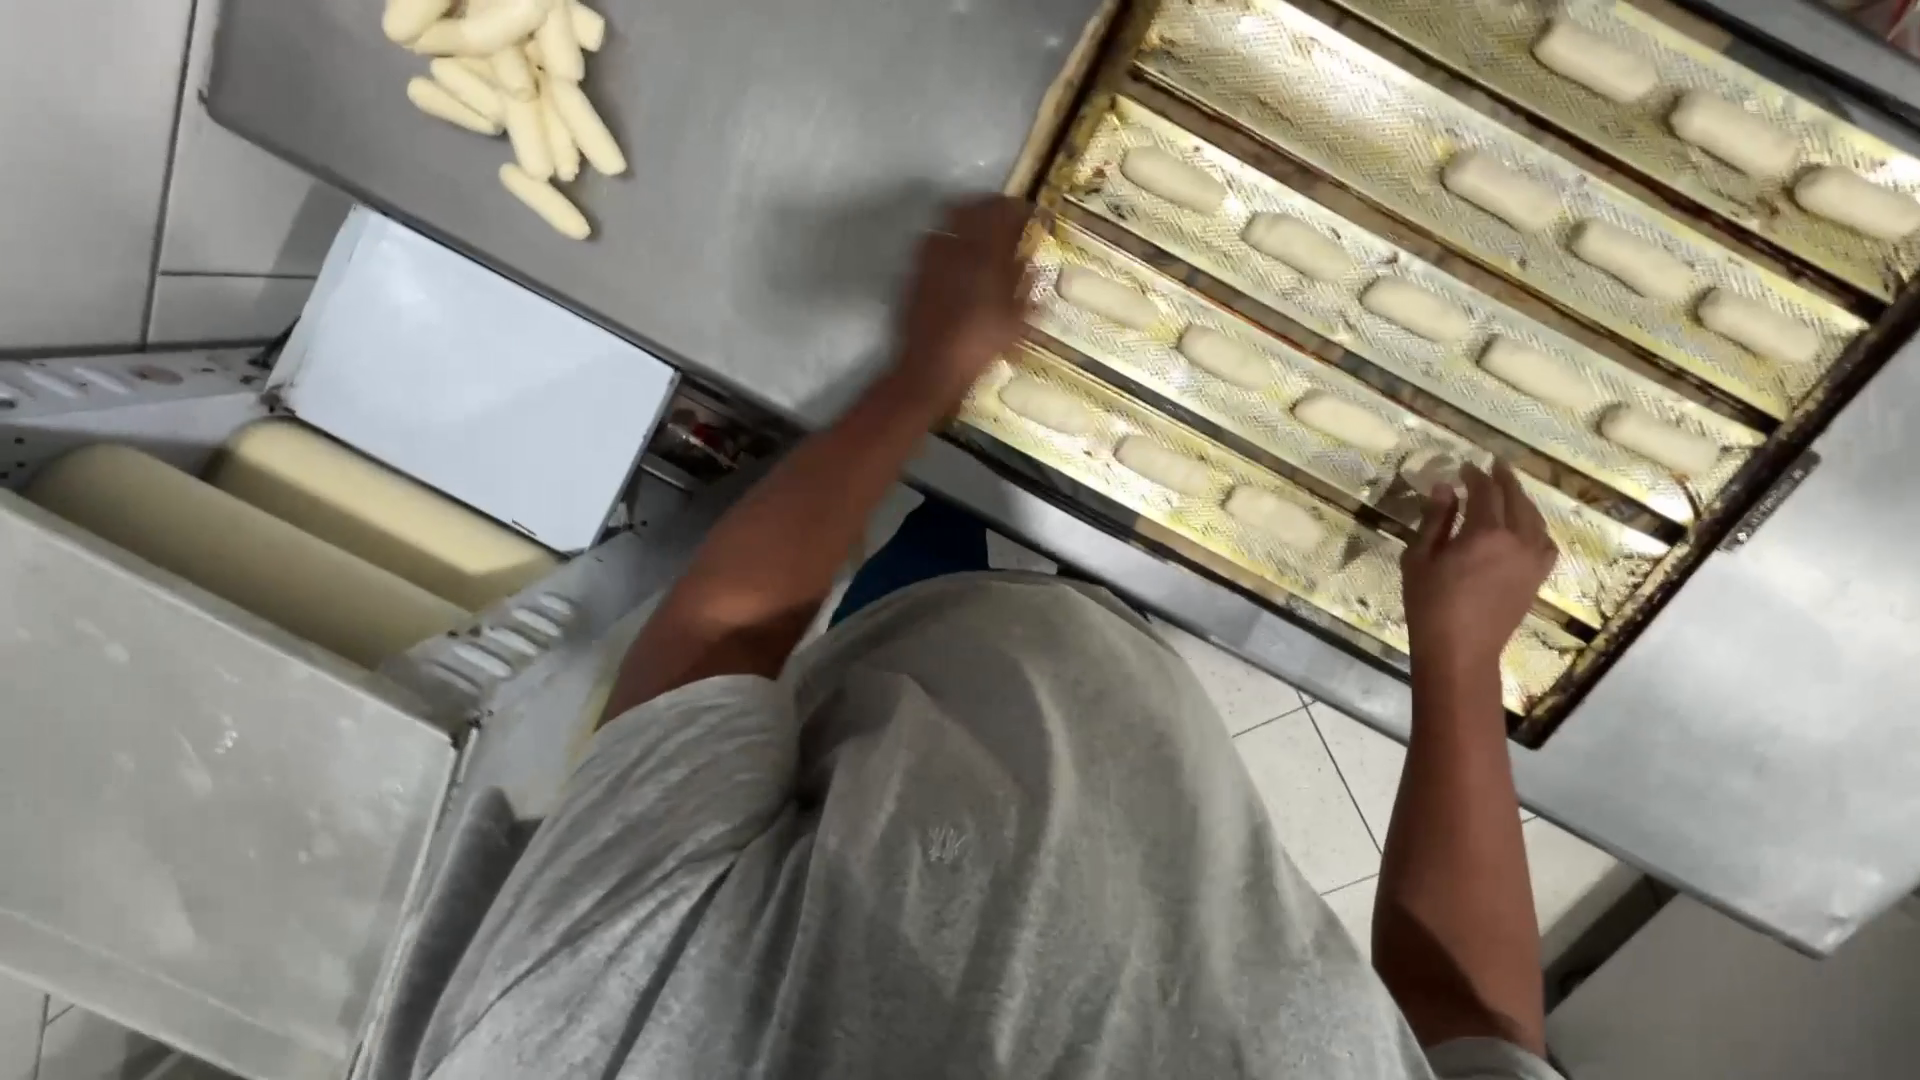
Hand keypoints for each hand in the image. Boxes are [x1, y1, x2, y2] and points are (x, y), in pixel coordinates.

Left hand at [893, 194, 1033, 405]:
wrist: (929, 369)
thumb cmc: (978, 348)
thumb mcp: (1014, 321)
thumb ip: (1024, 286)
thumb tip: (1032, 265)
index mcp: (984, 254)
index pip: (1004, 212)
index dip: (1021, 208)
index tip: (1034, 214)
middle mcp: (954, 247)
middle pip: (971, 206)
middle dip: (990, 207)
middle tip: (1004, 218)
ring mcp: (929, 258)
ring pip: (948, 220)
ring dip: (966, 219)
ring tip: (980, 234)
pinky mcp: (914, 273)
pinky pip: (932, 243)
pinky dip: (948, 241)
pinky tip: (957, 259)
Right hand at [1401, 462, 1558, 674]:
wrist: (1460, 648)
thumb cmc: (1429, 602)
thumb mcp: (1420, 558)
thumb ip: (1436, 520)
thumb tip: (1444, 488)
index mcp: (1485, 533)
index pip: (1485, 492)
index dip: (1475, 476)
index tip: (1463, 466)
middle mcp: (1517, 540)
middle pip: (1516, 499)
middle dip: (1505, 479)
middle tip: (1494, 465)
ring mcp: (1533, 559)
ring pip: (1534, 518)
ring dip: (1522, 500)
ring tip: (1509, 491)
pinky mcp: (1537, 576)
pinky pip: (1544, 541)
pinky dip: (1535, 526)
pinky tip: (1525, 526)